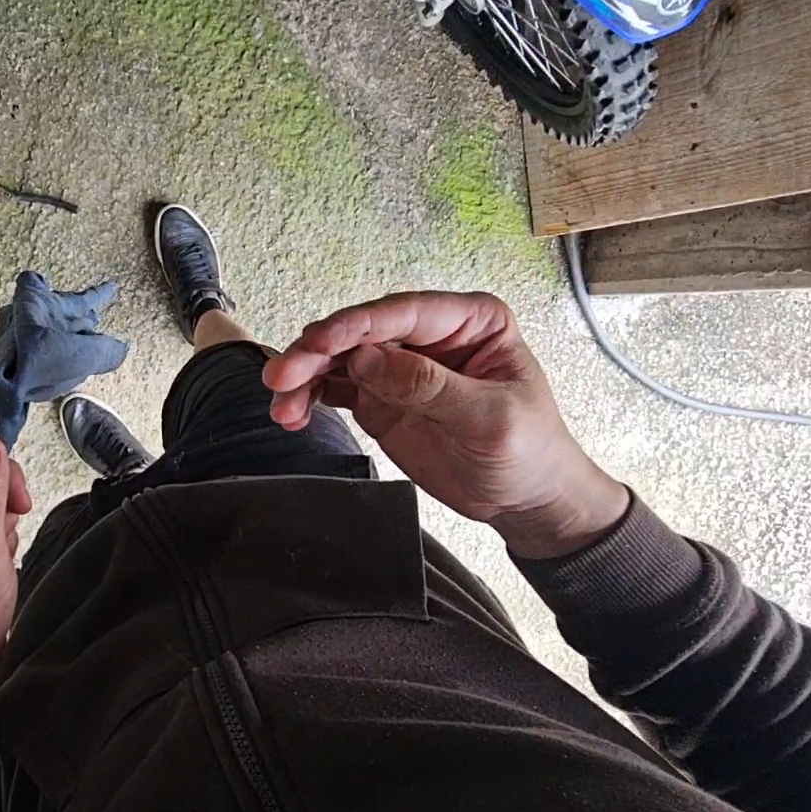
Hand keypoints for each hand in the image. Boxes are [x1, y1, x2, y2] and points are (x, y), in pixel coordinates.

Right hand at [262, 292, 628, 558]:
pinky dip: (309, 398)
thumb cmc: (529, 452)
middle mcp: (428, 336)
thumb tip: (366, 358)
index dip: (355, 324)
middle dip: (316, 352)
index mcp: (469, 322)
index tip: (318, 340)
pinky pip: (334, 388)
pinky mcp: (378, 397)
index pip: (403, 312)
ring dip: (304, 378)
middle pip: (360, 333)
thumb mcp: (490, 418)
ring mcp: (398, 366)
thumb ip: (428, 386)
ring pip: (337, 359)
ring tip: (281, 406)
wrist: (524, 499)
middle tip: (281, 377)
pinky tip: (292, 414)